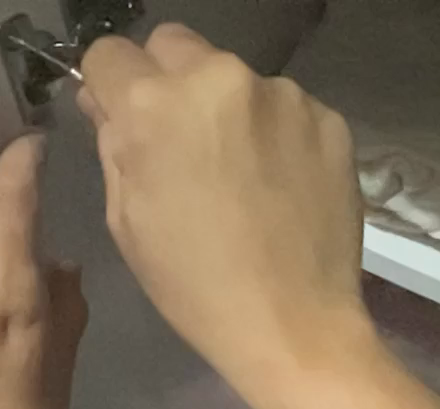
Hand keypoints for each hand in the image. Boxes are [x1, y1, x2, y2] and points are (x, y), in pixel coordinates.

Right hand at [79, 26, 366, 390]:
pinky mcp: (330, 121)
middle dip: (169, 87)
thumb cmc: (199, 292)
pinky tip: (285, 191)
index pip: (109, 55)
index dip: (111, 90)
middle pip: (175, 48)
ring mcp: (283, 96)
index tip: (126, 123)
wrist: (295, 328)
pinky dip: (279, 139)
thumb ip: (114, 149)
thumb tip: (110, 105)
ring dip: (230, 115)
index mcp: (154, 107)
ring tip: (246, 183)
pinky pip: (288, 112)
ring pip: (237, 82)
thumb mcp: (129, 226)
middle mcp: (219, 79)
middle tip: (187, 150)